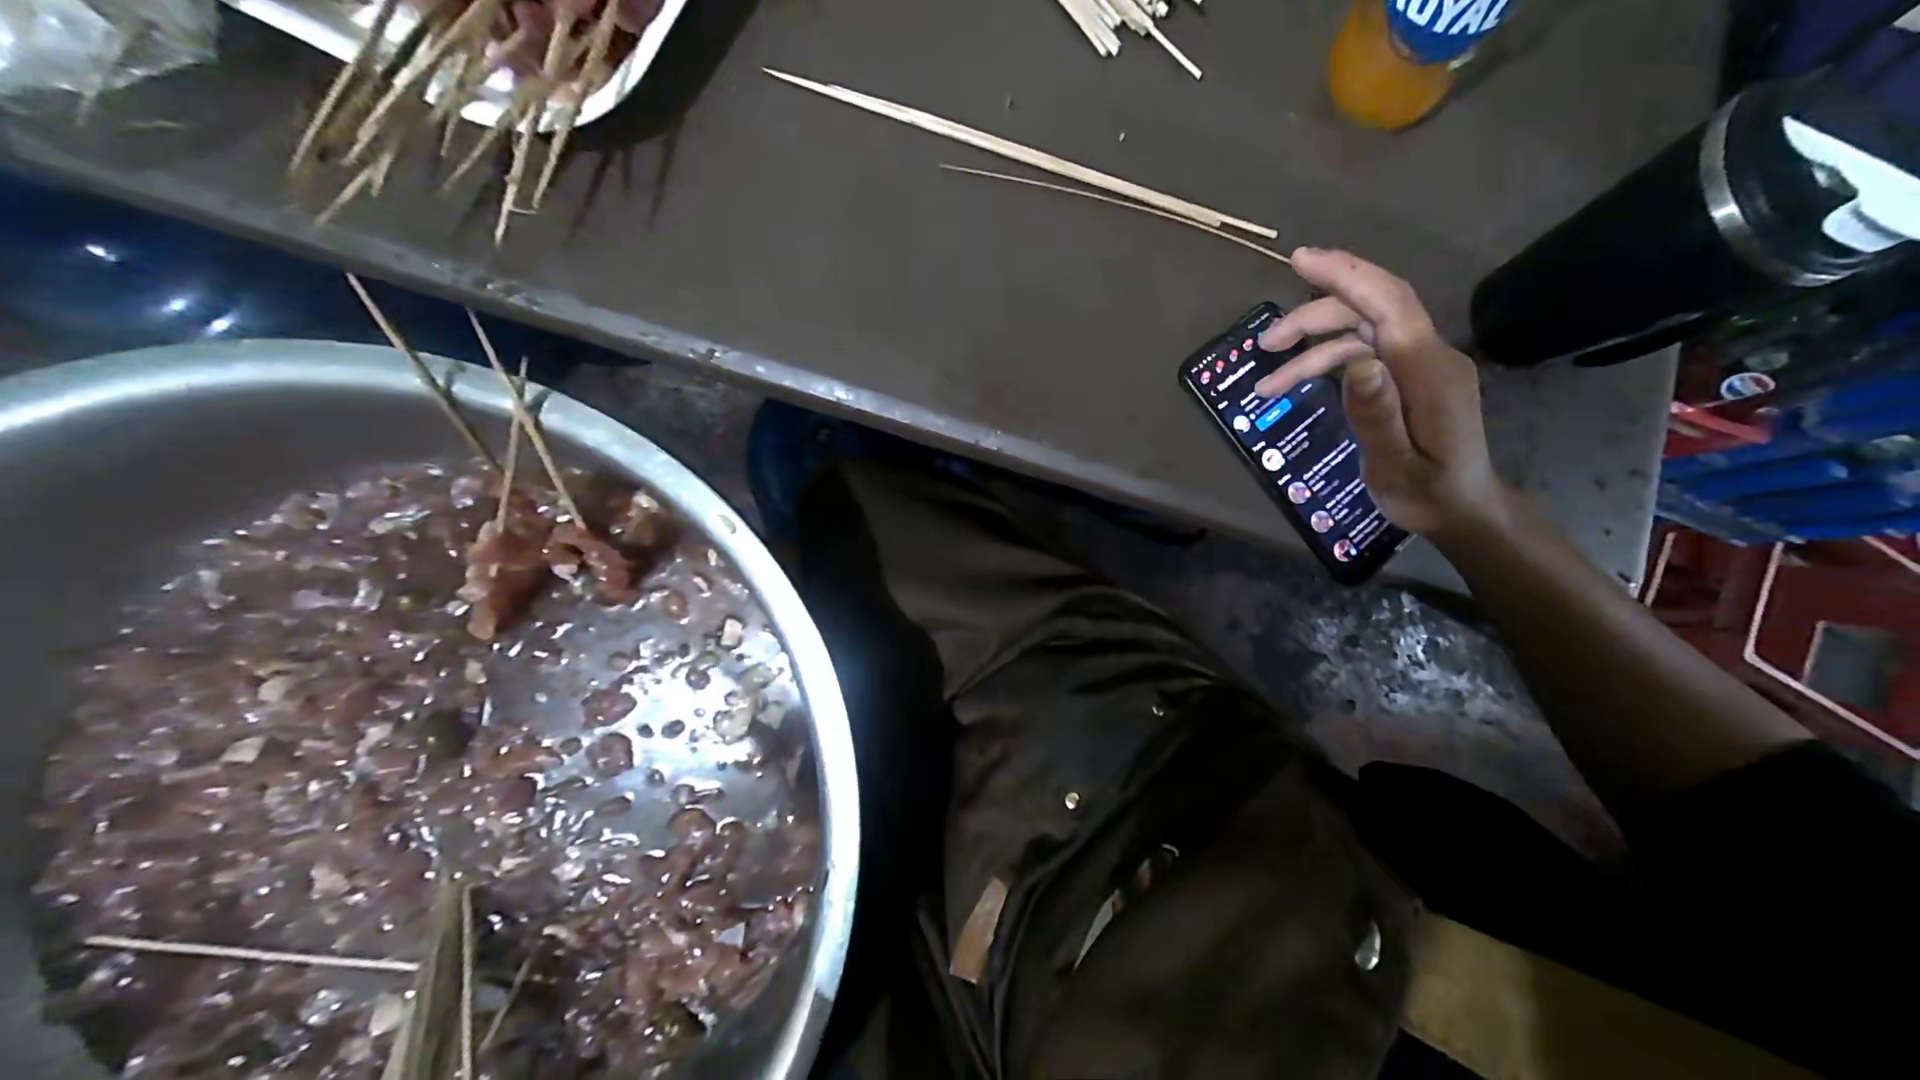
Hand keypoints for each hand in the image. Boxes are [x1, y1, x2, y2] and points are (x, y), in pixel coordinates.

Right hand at [1253, 248, 1506, 539]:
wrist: (1461, 510)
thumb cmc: (1427, 494)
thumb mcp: (1394, 464)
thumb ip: (1377, 414)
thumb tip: (1356, 363)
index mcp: (1428, 372)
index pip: (1389, 305)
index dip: (1347, 275)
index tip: (1301, 259)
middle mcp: (1429, 356)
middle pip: (1371, 311)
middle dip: (1314, 316)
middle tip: (1266, 342)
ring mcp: (1421, 364)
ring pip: (1362, 331)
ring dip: (1313, 346)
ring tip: (1269, 379)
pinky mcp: (1409, 376)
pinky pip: (1366, 351)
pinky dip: (1326, 361)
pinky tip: (1296, 381)